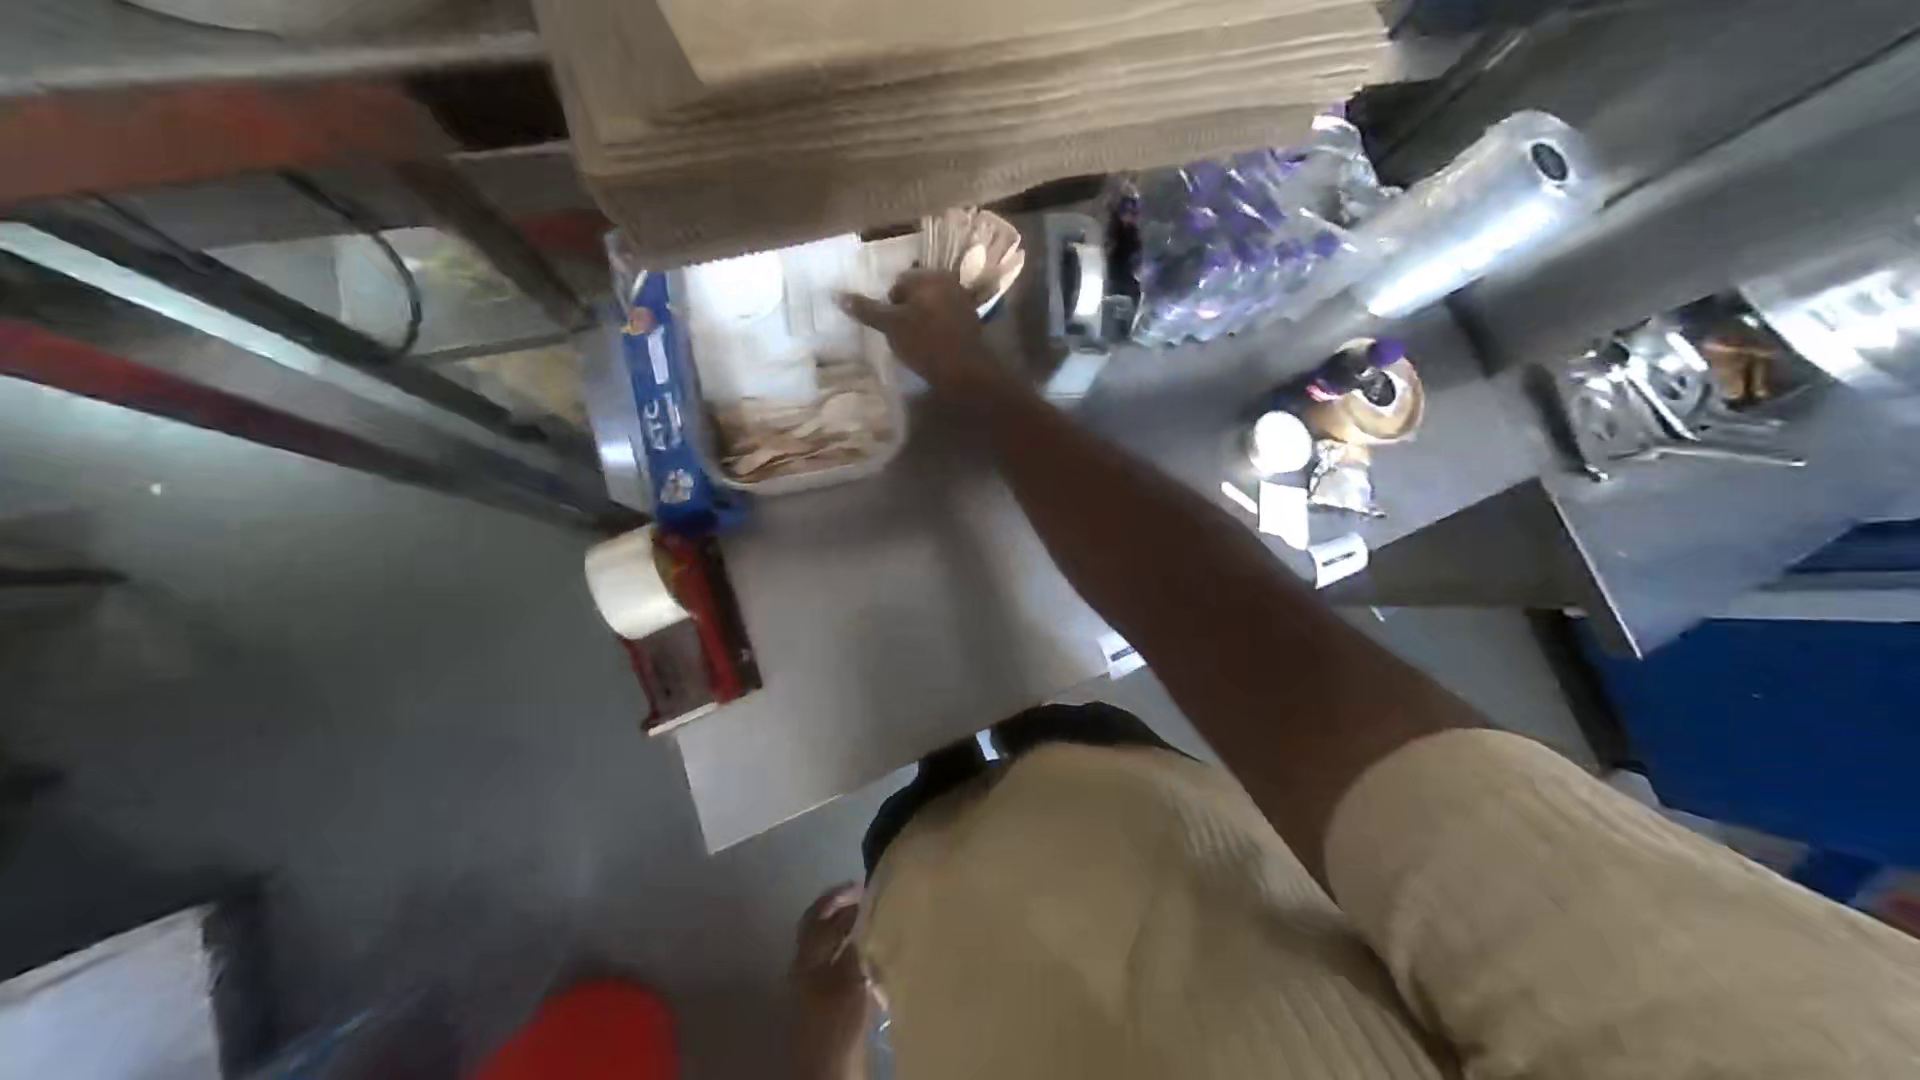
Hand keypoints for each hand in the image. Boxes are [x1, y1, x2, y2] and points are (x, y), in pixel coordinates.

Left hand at [792, 884, 871, 1079]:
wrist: (830, 1073)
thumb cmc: (838, 1025)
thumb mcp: (850, 981)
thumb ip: (855, 947)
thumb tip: (865, 917)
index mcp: (806, 959)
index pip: (817, 917)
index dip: (837, 897)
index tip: (861, 885)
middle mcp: (804, 967)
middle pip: (818, 928)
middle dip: (839, 909)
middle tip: (865, 897)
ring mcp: (813, 985)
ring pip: (827, 944)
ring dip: (846, 927)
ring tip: (871, 918)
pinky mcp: (825, 1001)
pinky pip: (836, 961)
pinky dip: (851, 948)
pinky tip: (870, 950)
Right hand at [838, 270, 1005, 396]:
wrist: (966, 374)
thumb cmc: (925, 344)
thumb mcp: (891, 326)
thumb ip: (867, 309)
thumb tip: (837, 295)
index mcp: (930, 276)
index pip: (899, 281)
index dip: (888, 304)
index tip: (888, 326)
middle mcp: (949, 282)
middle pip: (916, 293)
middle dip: (905, 311)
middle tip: (899, 336)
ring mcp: (963, 302)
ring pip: (930, 308)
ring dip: (920, 322)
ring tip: (913, 345)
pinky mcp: (970, 324)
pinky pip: (944, 321)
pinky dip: (935, 331)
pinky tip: (931, 349)